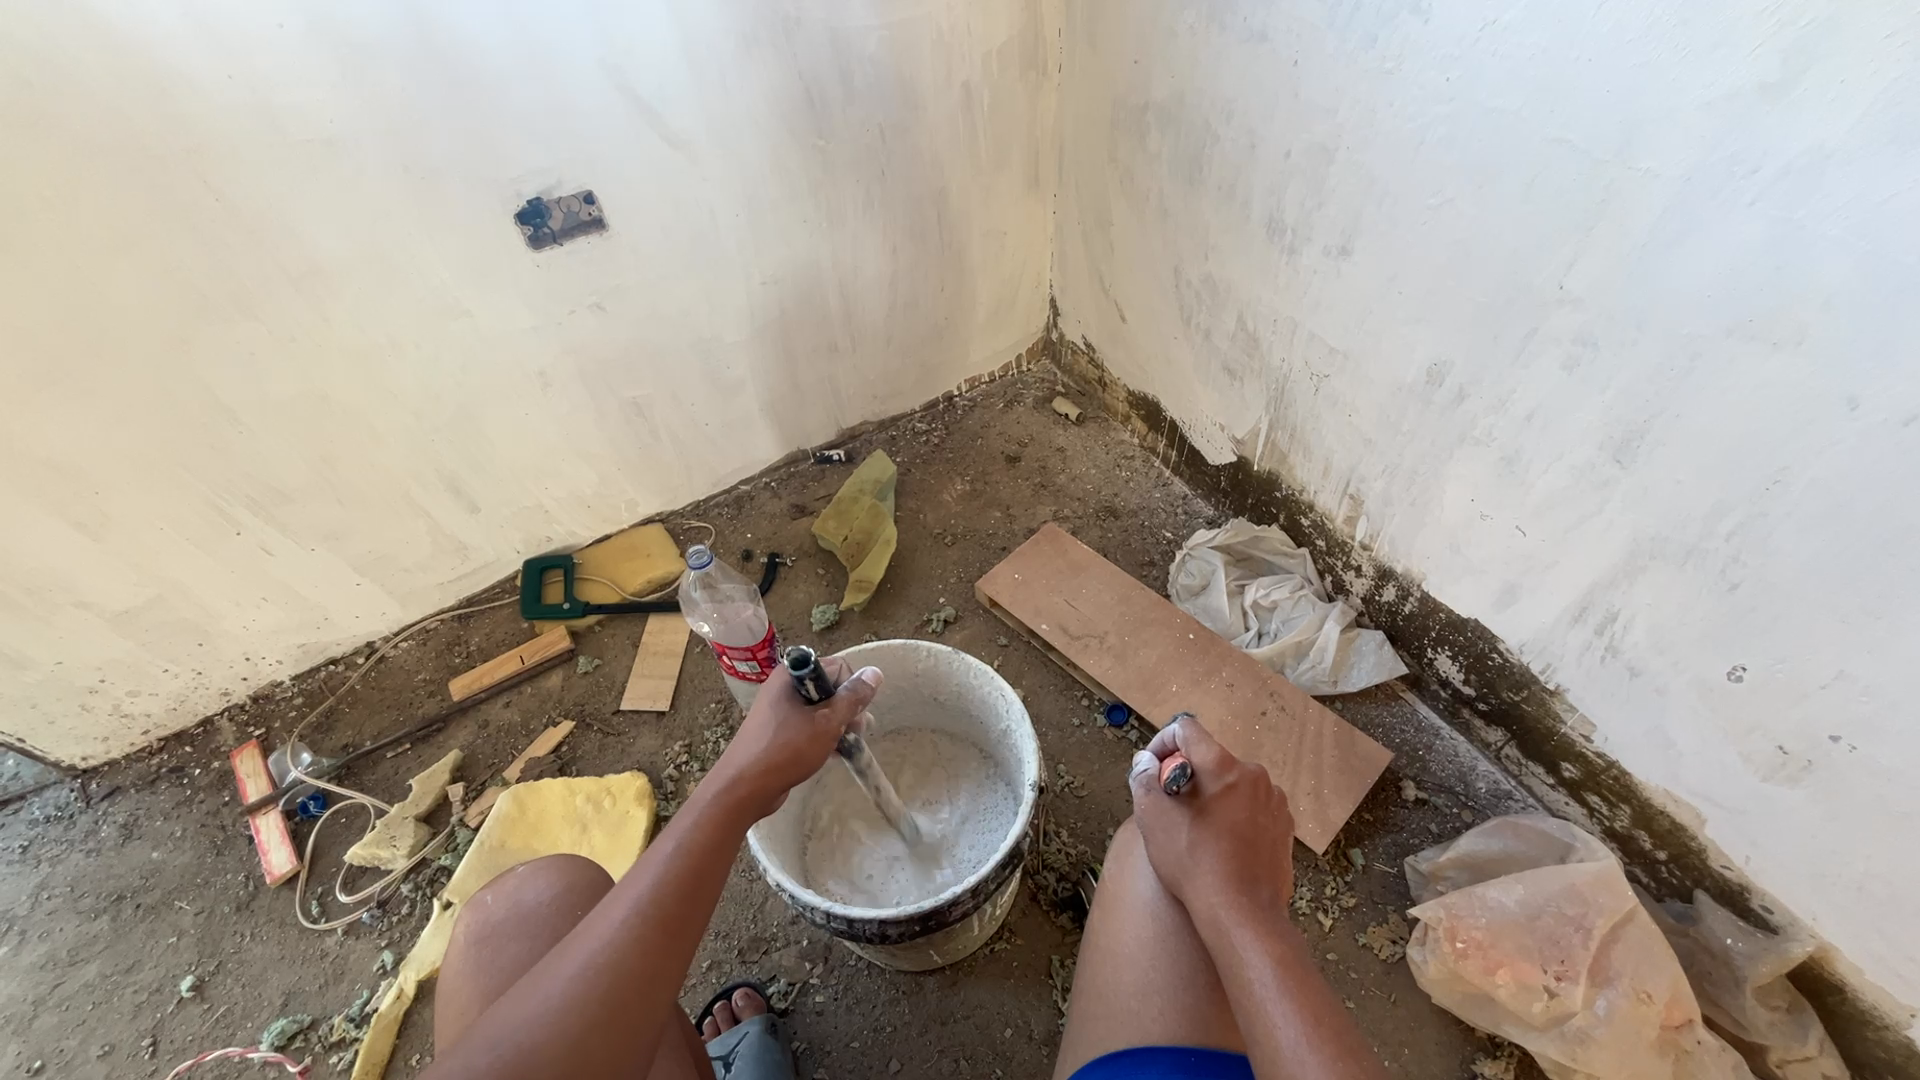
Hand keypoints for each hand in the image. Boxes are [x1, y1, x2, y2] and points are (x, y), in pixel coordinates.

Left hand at [707, 656, 881, 822]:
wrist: (743, 788)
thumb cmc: (786, 750)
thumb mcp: (827, 723)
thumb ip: (853, 697)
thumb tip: (874, 672)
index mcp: (793, 675)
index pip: (839, 668)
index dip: (852, 691)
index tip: (853, 717)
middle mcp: (785, 686)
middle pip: (830, 688)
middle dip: (847, 711)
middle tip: (851, 735)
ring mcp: (779, 709)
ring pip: (821, 709)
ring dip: (837, 726)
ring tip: (842, 747)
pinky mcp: (777, 730)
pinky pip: (808, 725)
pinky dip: (822, 736)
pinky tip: (831, 754)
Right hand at [1127, 715, 1295, 922]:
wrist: (1243, 916)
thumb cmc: (1195, 863)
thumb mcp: (1154, 819)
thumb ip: (1144, 780)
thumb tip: (1145, 761)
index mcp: (1222, 766)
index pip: (1187, 729)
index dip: (1162, 743)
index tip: (1152, 770)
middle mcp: (1253, 774)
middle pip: (1209, 758)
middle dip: (1185, 775)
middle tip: (1170, 806)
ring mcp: (1274, 800)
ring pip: (1231, 782)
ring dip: (1211, 794)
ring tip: (1196, 828)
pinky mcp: (1285, 826)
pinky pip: (1251, 805)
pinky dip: (1233, 813)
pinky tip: (1223, 843)